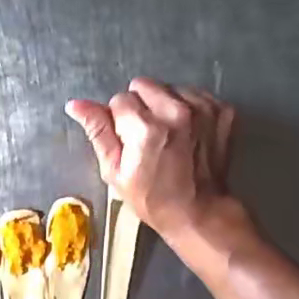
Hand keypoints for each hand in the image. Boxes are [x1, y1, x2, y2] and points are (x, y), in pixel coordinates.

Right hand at [66, 78, 236, 239]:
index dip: (119, 121)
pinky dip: (189, 109)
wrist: (198, 212)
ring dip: (165, 106)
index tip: (128, 143)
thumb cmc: (152, 198)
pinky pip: (195, 95)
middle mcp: (176, 111)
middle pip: (144, 86)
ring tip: (169, 137)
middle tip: (146, 138)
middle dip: (140, 107)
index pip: (119, 100)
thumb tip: (76, 104)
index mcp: (146, 128)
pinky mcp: (223, 110)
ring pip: (170, 88)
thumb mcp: (115, 172)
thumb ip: (98, 132)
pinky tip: (187, 134)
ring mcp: (203, 109)